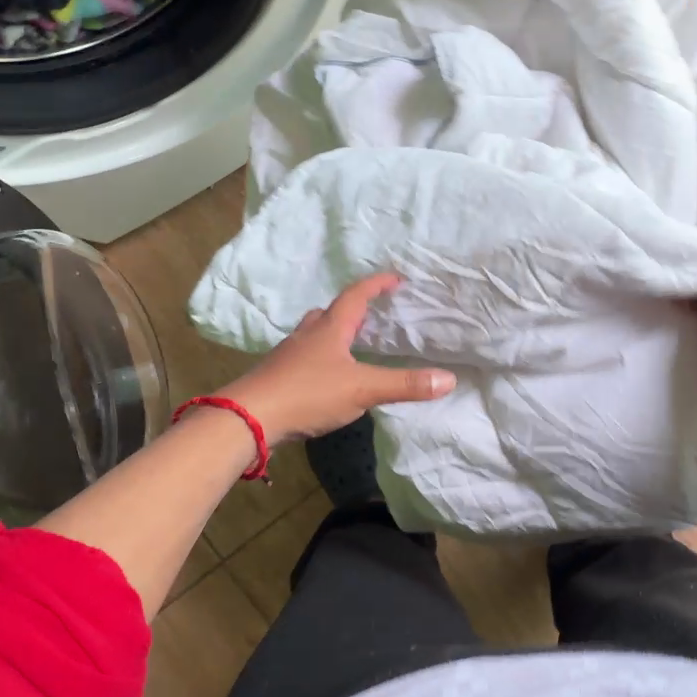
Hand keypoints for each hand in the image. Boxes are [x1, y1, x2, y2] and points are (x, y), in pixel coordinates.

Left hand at [215, 274, 455, 440]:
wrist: (247, 418)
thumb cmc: (307, 394)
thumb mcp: (362, 389)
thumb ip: (405, 385)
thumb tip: (449, 379)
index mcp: (330, 328)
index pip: (356, 295)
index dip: (377, 284)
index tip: (396, 278)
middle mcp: (308, 335)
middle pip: (331, 312)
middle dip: (353, 309)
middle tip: (373, 314)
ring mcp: (289, 355)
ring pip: (314, 334)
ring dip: (333, 332)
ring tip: (352, 343)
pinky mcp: (277, 376)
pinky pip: (304, 357)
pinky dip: (320, 358)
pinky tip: (327, 376)